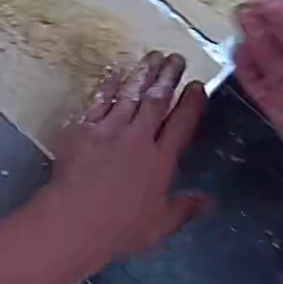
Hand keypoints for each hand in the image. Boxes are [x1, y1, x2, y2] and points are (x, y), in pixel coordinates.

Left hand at [45, 52, 207, 262]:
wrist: (75, 216)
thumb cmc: (120, 227)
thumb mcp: (160, 224)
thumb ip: (184, 208)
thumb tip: (206, 198)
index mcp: (160, 161)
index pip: (180, 125)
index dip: (191, 103)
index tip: (197, 85)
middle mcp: (137, 138)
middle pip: (155, 101)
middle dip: (167, 77)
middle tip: (175, 57)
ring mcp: (108, 129)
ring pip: (129, 94)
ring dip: (142, 74)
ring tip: (153, 56)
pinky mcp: (83, 126)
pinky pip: (98, 100)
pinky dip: (108, 84)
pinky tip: (115, 71)